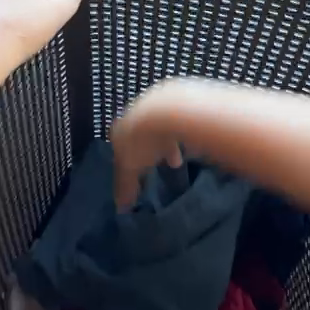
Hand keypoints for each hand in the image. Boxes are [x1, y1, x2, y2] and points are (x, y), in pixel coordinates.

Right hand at [108, 82, 192, 209]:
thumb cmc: (143, 141)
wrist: (168, 111)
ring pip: (159, 128)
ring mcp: (156, 107)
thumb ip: (125, 186)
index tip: (136, 175)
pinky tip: (190, 146)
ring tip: (178, 161)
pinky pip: (177, 123)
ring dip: (167, 144)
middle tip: (158, 165)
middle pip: (140, 135)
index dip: (127, 163)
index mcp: (119, 130)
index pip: (119, 148)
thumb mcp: (131, 168)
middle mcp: (134, 115)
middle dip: (149, 151)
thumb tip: (120, 207)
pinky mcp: (177, 102)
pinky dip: (180, 135)